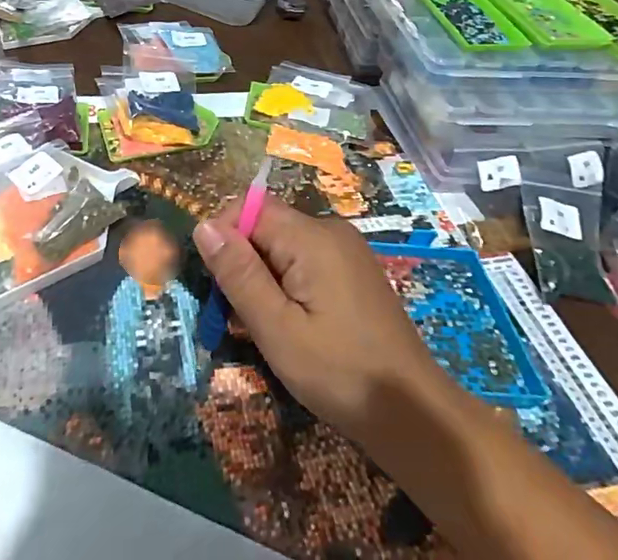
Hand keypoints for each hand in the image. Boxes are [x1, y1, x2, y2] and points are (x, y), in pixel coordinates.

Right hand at [194, 201, 444, 442]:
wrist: (414, 412)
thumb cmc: (340, 372)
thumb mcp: (277, 329)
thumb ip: (239, 273)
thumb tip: (203, 225)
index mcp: (312, 237)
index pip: (249, 206)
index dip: (224, 237)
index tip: (217, 285)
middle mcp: (330, 230)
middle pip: (266, 226)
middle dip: (243, 263)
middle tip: (238, 317)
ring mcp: (346, 250)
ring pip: (283, 246)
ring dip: (263, 278)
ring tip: (266, 327)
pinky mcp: (353, 271)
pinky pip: (305, 261)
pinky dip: (287, 285)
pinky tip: (293, 325)